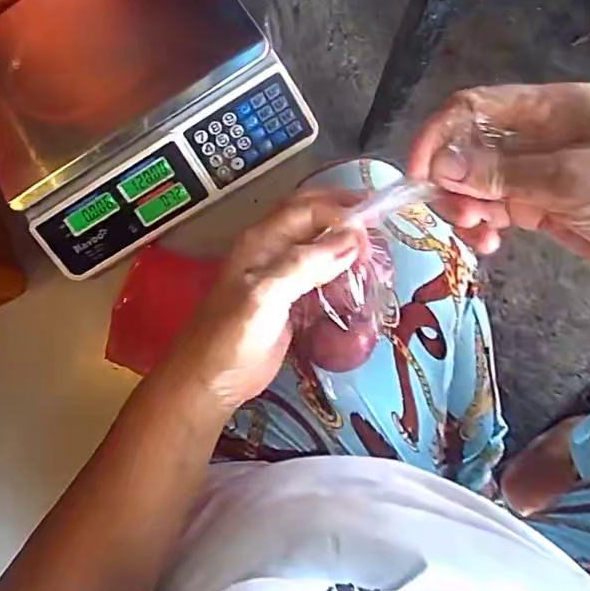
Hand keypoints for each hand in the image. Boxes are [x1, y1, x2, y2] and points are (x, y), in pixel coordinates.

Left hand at [154, 191, 365, 412]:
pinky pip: (319, 278)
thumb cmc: (231, 337)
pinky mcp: (287, 302)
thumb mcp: (266, 295)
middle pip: (312, 222)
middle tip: (381, 230)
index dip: (340, 211)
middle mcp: (270, 251)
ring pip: (317, 249)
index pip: (306, 209)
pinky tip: (359, 287)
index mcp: (261, 240)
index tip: (374, 226)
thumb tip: (353, 237)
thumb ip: (305, 264)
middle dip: (346, 220)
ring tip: (376, 259)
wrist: (208, 382)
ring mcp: (279, 277)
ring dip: (345, 249)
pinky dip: (340, 277)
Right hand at [406, 83, 589, 289]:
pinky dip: (485, 224)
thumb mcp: (574, 181)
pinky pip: (499, 208)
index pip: (473, 108)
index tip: (419, 176)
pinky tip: (489, 243)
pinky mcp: (550, 206)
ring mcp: (545, 172)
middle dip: (453, 179)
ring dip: (467, 206)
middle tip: (456, 215)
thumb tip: (440, 165)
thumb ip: (502, 173)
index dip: (439, 136)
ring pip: (480, 182)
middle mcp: (542, 135)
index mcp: (552, 108)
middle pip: (470, 146)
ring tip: (477, 235)